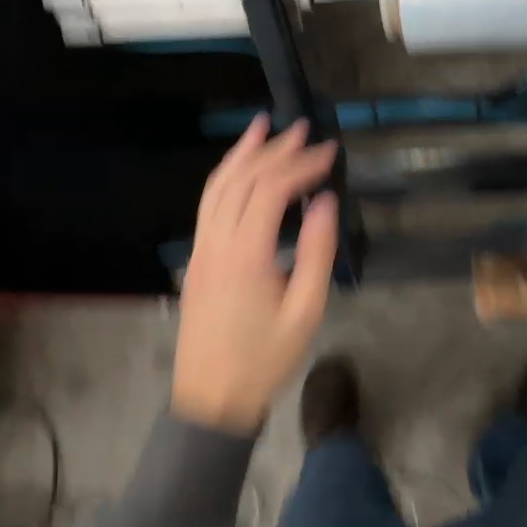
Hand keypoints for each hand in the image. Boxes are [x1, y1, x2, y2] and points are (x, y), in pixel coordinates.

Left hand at [173, 116, 338, 431]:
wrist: (212, 400)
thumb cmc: (266, 358)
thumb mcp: (306, 310)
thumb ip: (317, 252)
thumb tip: (326, 202)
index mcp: (246, 254)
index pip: (272, 190)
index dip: (302, 165)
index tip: (330, 152)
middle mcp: (216, 243)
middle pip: (243, 180)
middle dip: (275, 150)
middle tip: (305, 130)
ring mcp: (200, 249)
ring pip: (217, 187)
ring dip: (243, 153)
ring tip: (264, 126)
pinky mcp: (196, 258)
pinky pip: (208, 204)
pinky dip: (225, 176)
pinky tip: (240, 168)